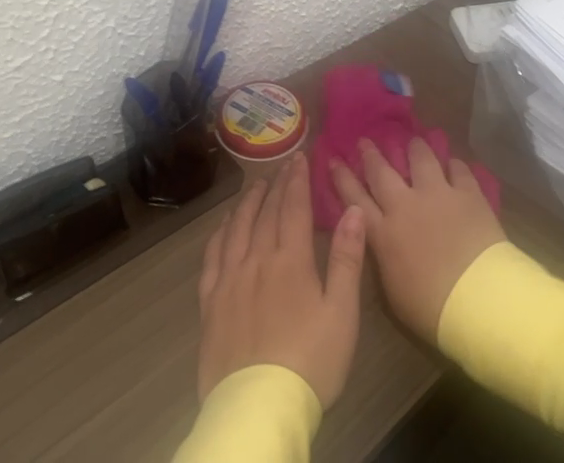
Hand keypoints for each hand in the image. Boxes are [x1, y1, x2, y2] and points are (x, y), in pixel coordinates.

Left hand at [198, 154, 366, 408]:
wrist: (259, 405)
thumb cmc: (312, 361)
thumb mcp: (342, 312)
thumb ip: (346, 258)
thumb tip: (353, 210)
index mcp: (290, 261)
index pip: (293, 208)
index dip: (297, 181)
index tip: (299, 159)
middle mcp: (255, 261)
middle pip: (265, 214)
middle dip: (275, 186)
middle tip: (281, 166)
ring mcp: (228, 281)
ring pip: (236, 229)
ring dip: (246, 204)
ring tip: (253, 188)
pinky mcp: (210, 304)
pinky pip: (211, 257)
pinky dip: (219, 235)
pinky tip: (224, 229)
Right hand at [329, 137, 505, 343]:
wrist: (476, 297)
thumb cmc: (430, 307)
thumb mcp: (392, 290)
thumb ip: (384, 258)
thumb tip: (385, 244)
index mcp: (382, 233)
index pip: (354, 199)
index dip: (343, 178)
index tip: (333, 160)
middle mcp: (405, 206)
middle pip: (383, 173)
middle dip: (371, 155)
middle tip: (365, 140)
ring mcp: (438, 195)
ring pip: (421, 160)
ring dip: (414, 149)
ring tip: (413, 141)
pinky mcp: (468, 194)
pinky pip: (458, 170)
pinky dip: (453, 164)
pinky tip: (453, 161)